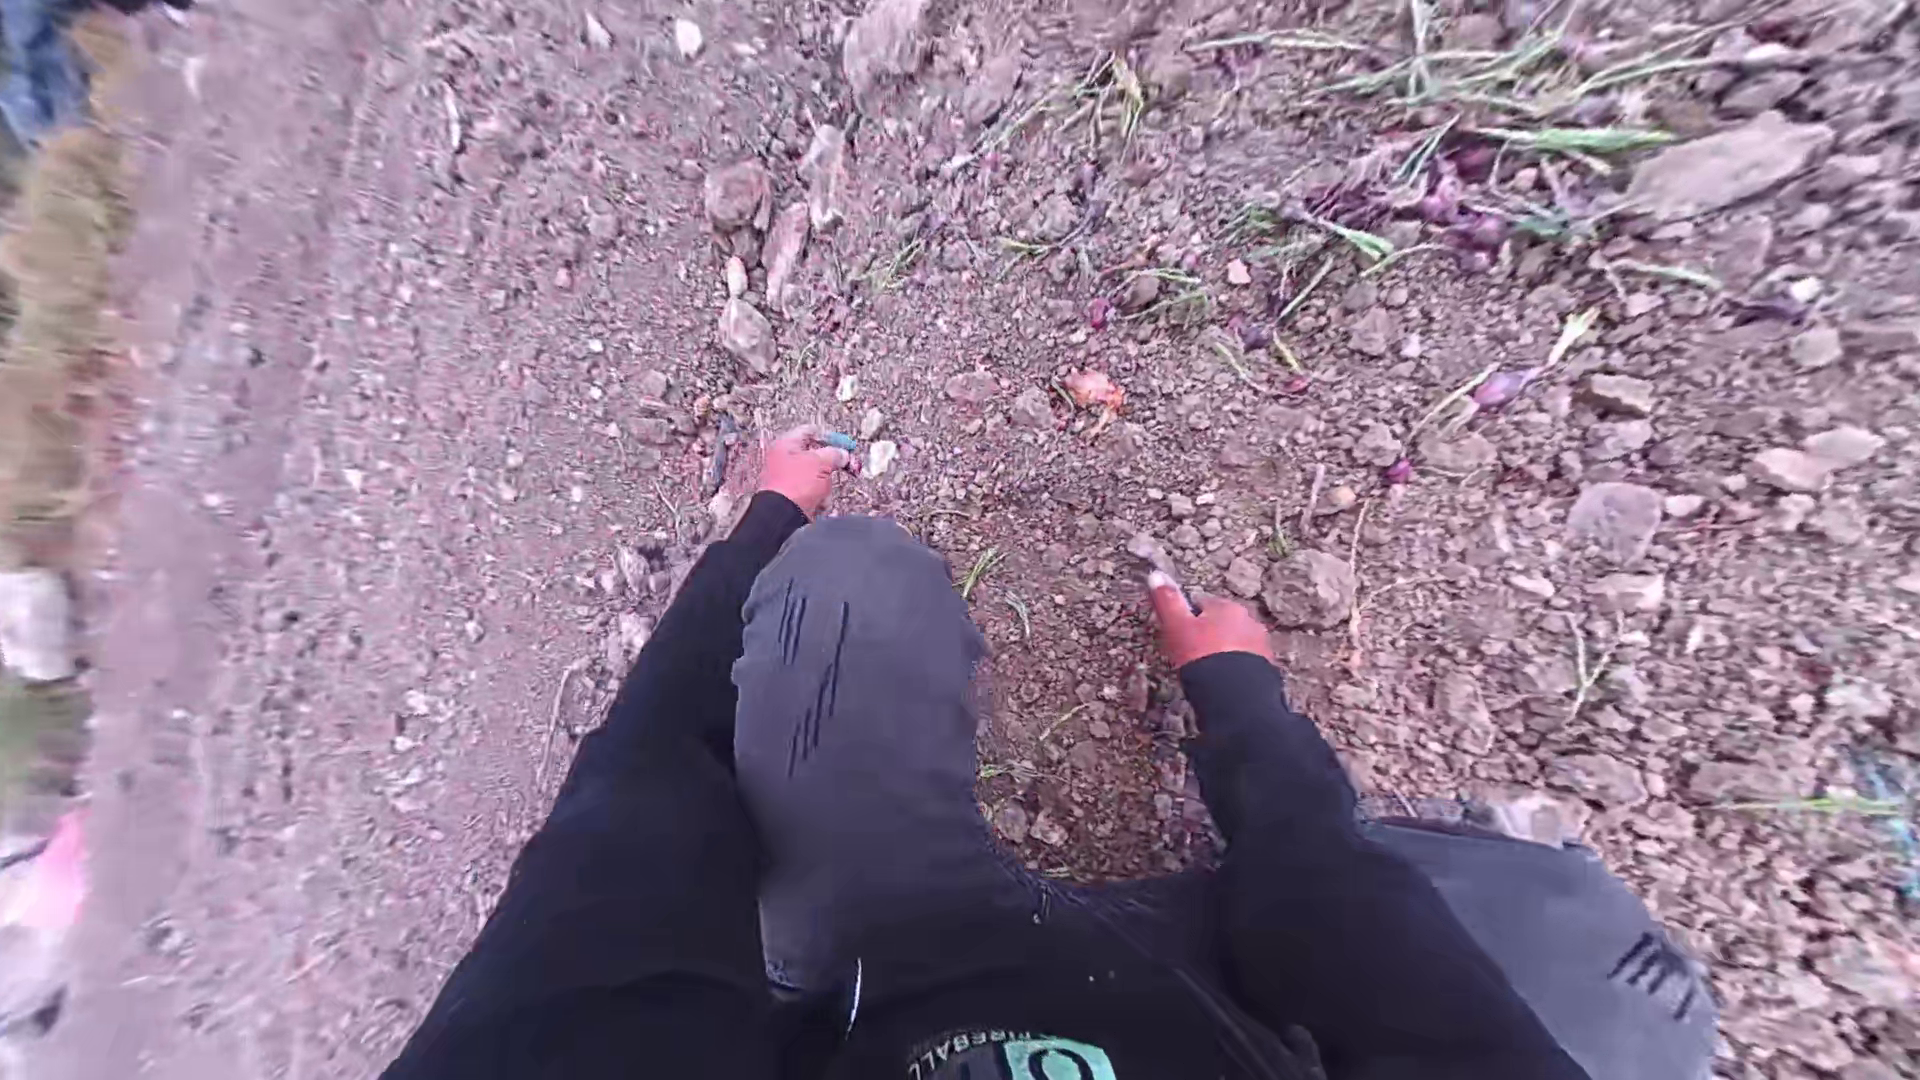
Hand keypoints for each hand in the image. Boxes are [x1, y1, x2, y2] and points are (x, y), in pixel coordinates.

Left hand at [757, 424, 852, 518]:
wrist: (783, 515)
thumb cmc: (795, 485)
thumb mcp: (820, 462)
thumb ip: (835, 454)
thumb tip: (843, 455)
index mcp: (786, 444)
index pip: (810, 432)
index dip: (830, 437)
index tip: (844, 445)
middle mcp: (784, 460)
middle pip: (816, 456)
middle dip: (829, 466)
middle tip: (842, 467)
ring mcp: (789, 479)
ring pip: (818, 477)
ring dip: (825, 485)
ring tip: (821, 491)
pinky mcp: (794, 496)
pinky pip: (814, 492)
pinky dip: (819, 497)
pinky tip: (816, 502)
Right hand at [1148, 572, 1275, 669]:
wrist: (1235, 694)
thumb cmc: (1202, 655)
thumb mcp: (1177, 626)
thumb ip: (1167, 600)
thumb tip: (1155, 574)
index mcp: (1226, 607)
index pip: (1201, 603)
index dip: (1187, 618)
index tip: (1177, 633)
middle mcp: (1248, 620)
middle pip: (1221, 622)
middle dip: (1209, 634)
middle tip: (1191, 653)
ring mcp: (1260, 644)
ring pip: (1235, 642)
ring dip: (1224, 651)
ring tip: (1207, 670)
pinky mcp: (1267, 667)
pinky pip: (1246, 662)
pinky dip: (1236, 668)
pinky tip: (1223, 680)